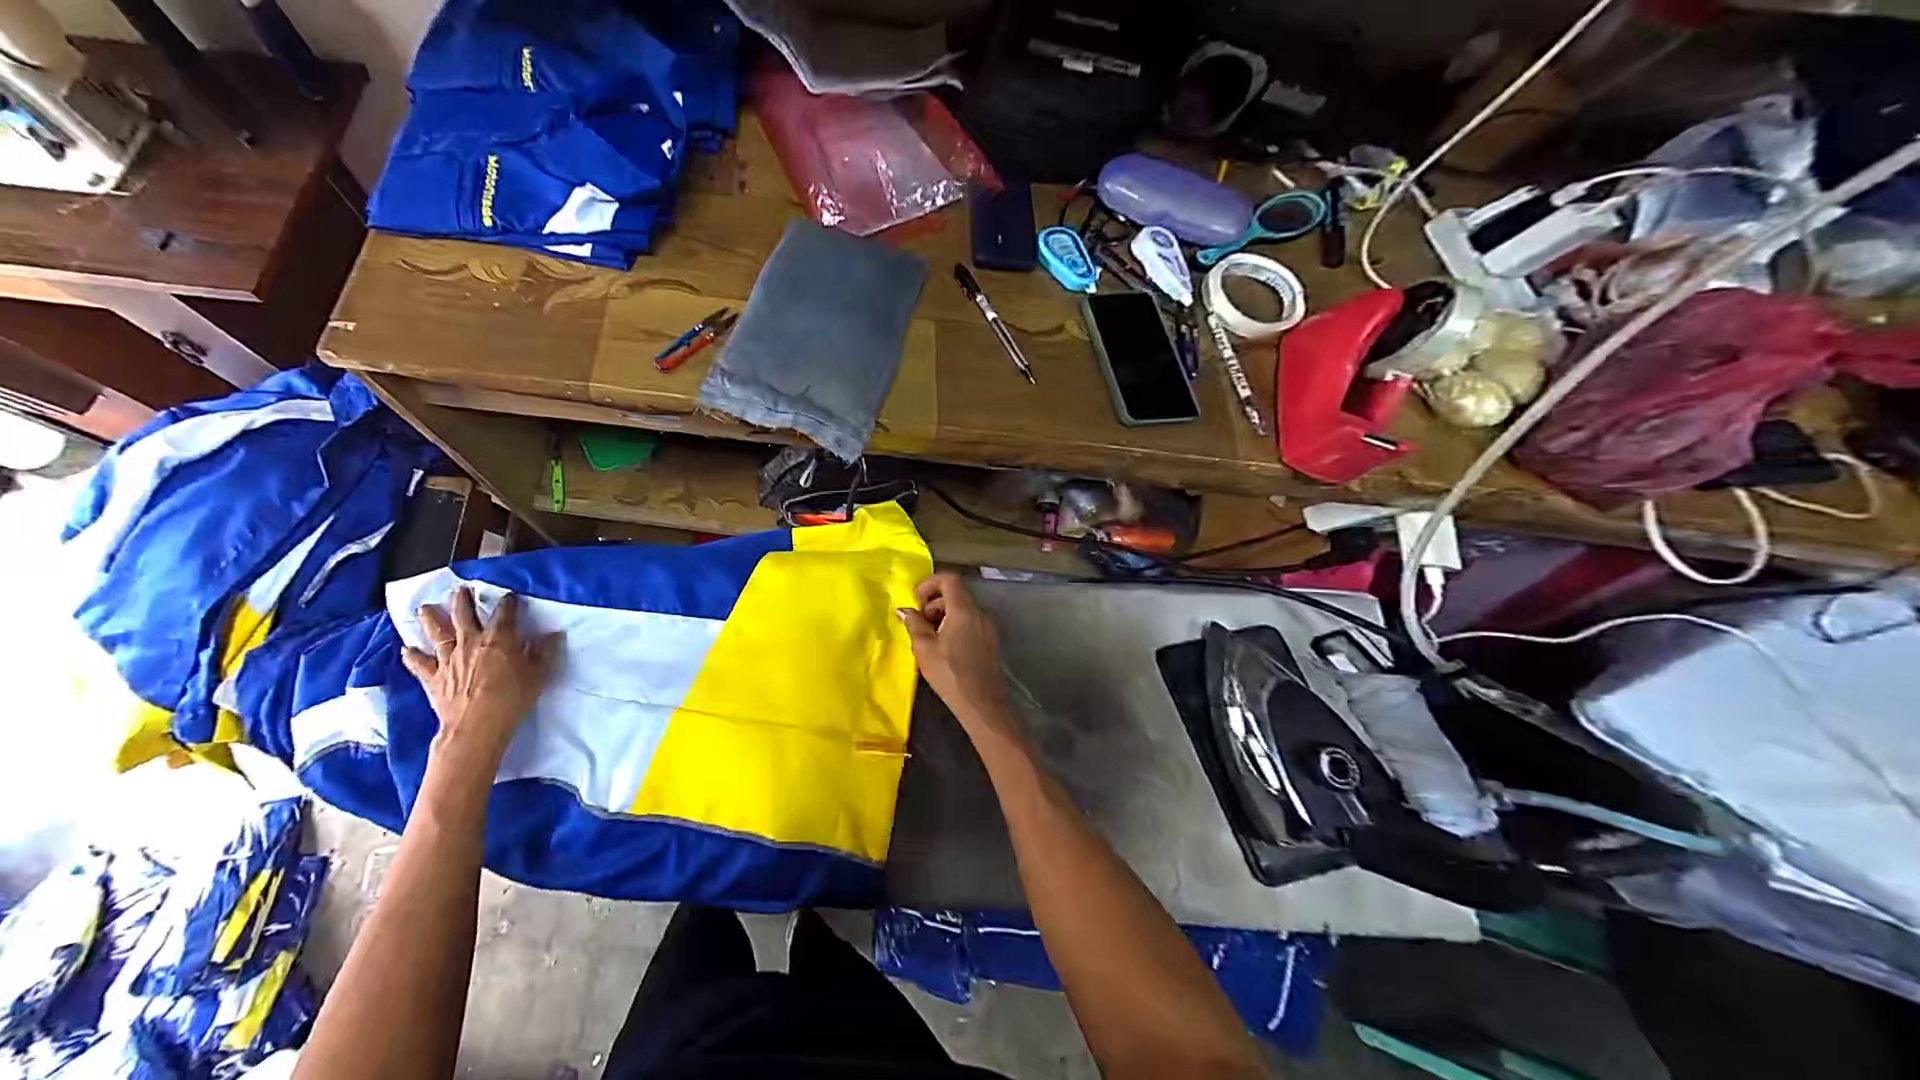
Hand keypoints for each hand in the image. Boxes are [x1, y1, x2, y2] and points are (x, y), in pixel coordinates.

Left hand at [403, 588, 558, 768]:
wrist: (476, 726)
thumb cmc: (513, 698)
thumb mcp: (539, 674)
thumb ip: (545, 652)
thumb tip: (552, 635)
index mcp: (499, 639)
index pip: (504, 613)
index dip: (508, 603)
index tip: (510, 597)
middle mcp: (470, 642)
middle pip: (464, 615)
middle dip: (463, 601)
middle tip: (460, 590)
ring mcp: (448, 659)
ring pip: (437, 633)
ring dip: (432, 619)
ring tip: (426, 608)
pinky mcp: (434, 677)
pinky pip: (420, 664)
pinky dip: (413, 656)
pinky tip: (407, 650)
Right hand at [899, 572, 1025, 746]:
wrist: (981, 702)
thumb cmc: (950, 674)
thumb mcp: (924, 649)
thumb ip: (914, 624)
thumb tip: (904, 610)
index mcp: (964, 610)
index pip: (949, 579)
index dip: (929, 584)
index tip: (916, 601)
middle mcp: (979, 613)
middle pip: (955, 594)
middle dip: (933, 603)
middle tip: (919, 624)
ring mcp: (987, 627)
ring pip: (963, 609)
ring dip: (943, 615)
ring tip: (929, 638)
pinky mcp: (990, 640)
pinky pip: (970, 622)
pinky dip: (955, 625)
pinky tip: (944, 648)